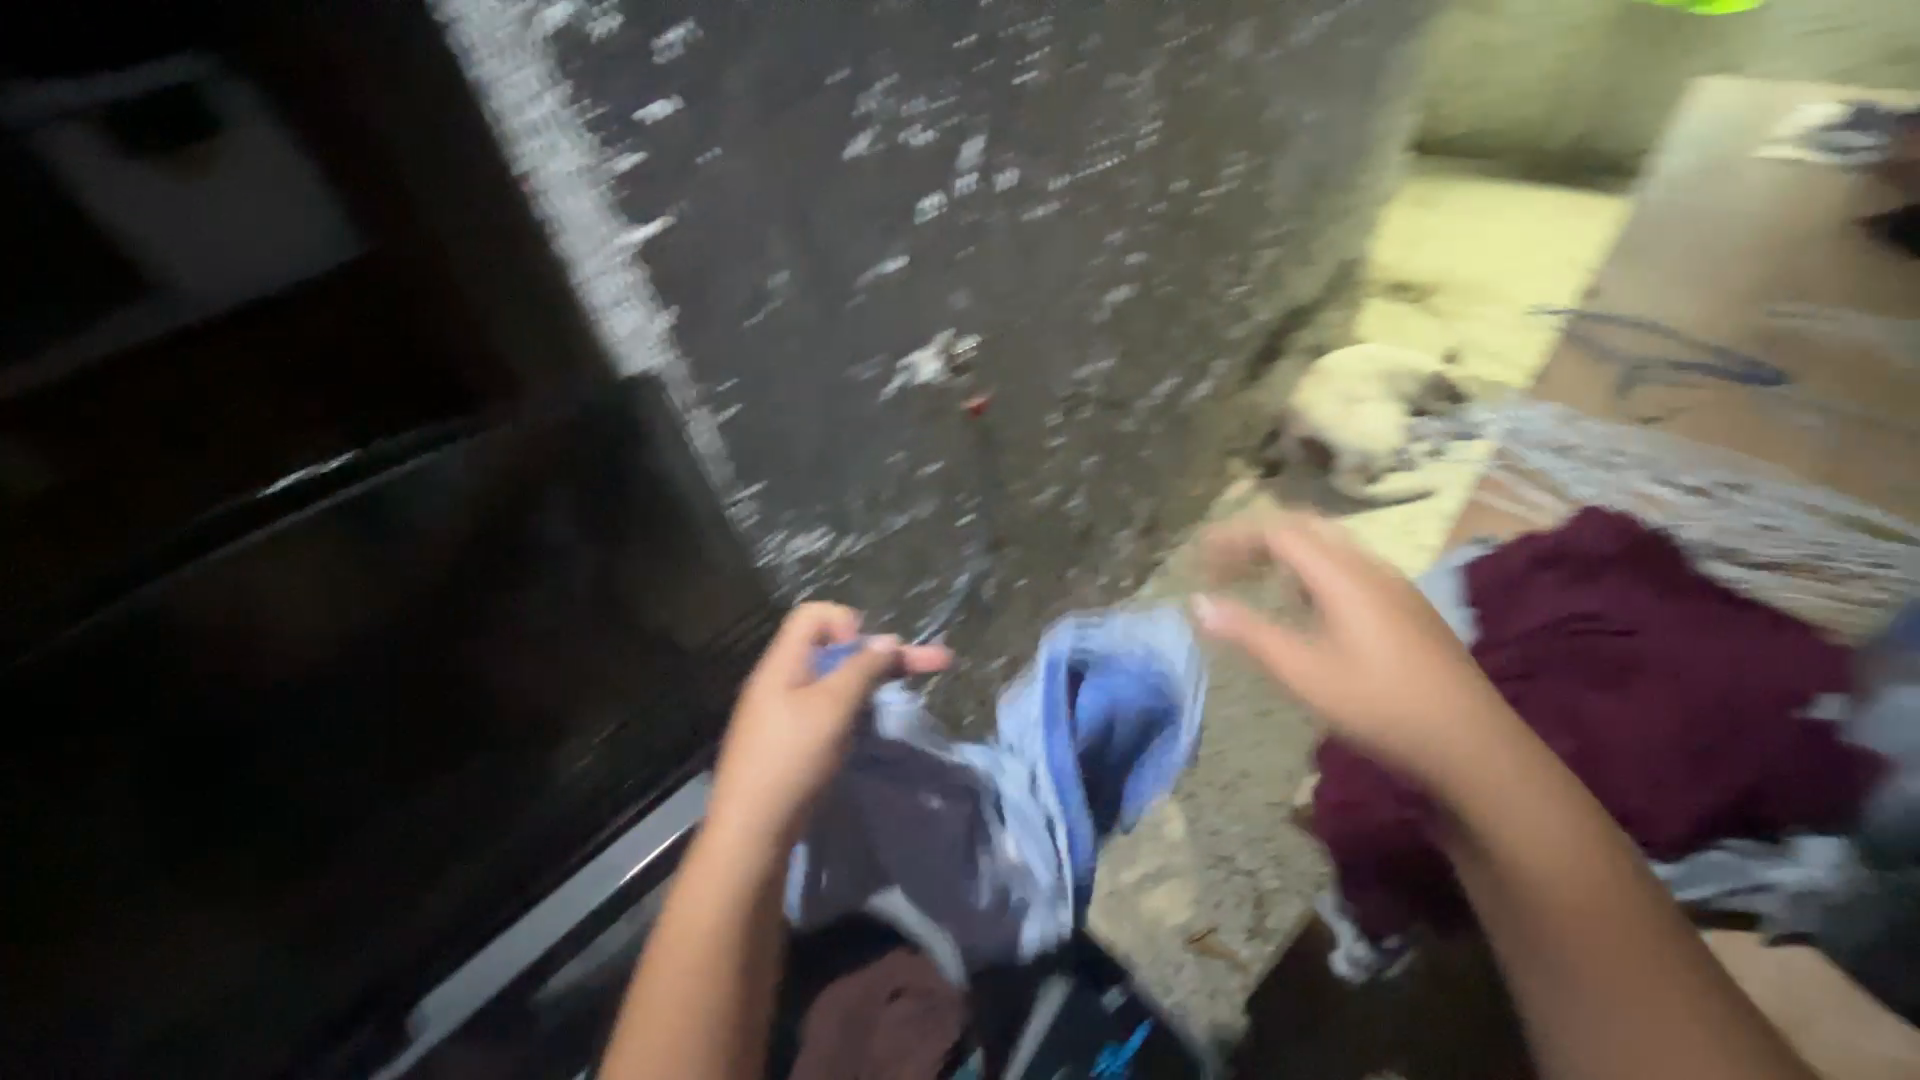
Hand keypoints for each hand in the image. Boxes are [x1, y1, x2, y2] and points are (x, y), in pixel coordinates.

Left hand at [707, 603, 951, 849]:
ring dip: (872, 678)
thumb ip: (862, 668)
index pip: (815, 615)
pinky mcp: (793, 740)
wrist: (753, 831)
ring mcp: (786, 712)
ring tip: (911, 682)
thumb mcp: (833, 707)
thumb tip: (888, 641)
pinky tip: (873, 719)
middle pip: (835, 647)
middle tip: (932, 662)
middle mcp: (783, 679)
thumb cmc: (792, 760)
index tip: (867, 656)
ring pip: (836, 680)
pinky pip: (828, 708)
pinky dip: (855, 706)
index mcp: (783, 663)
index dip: (848, 624)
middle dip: (882, 652)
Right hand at [1189, 513, 1521, 784]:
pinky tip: (1306, 609)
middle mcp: (1370, 568)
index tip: (1201, 560)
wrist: (1471, 743)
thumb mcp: (1302, 672)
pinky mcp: (1407, 608)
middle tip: (1224, 566)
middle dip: (1258, 539)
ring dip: (1287, 554)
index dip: (1234, 538)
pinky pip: (1349, 568)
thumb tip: (1197, 602)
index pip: (1279, 531)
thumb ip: (1247, 633)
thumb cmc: (1378, 705)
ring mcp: (1395, 586)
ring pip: (1332, 547)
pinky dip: (1312, 572)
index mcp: (1343, 575)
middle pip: (1307, 528)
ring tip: (1256, 583)